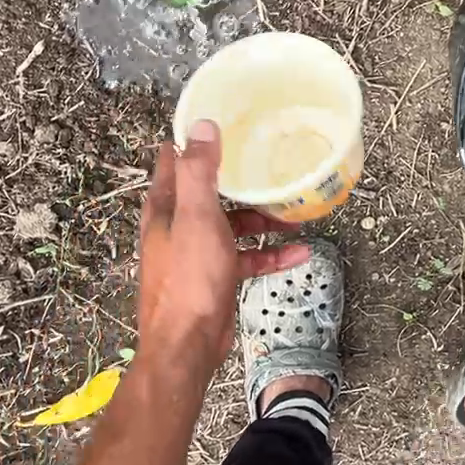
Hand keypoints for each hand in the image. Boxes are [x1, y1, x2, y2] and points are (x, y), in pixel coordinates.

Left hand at [137, 119, 309, 353]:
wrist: (187, 345)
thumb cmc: (188, 279)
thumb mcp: (197, 217)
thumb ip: (199, 172)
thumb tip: (202, 126)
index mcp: (166, 206)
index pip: (174, 159)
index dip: (196, 138)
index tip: (226, 120)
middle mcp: (178, 225)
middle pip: (213, 191)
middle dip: (244, 180)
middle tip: (274, 164)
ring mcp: (197, 251)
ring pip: (234, 224)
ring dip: (263, 219)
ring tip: (295, 215)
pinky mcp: (215, 275)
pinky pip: (247, 256)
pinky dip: (270, 253)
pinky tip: (299, 253)